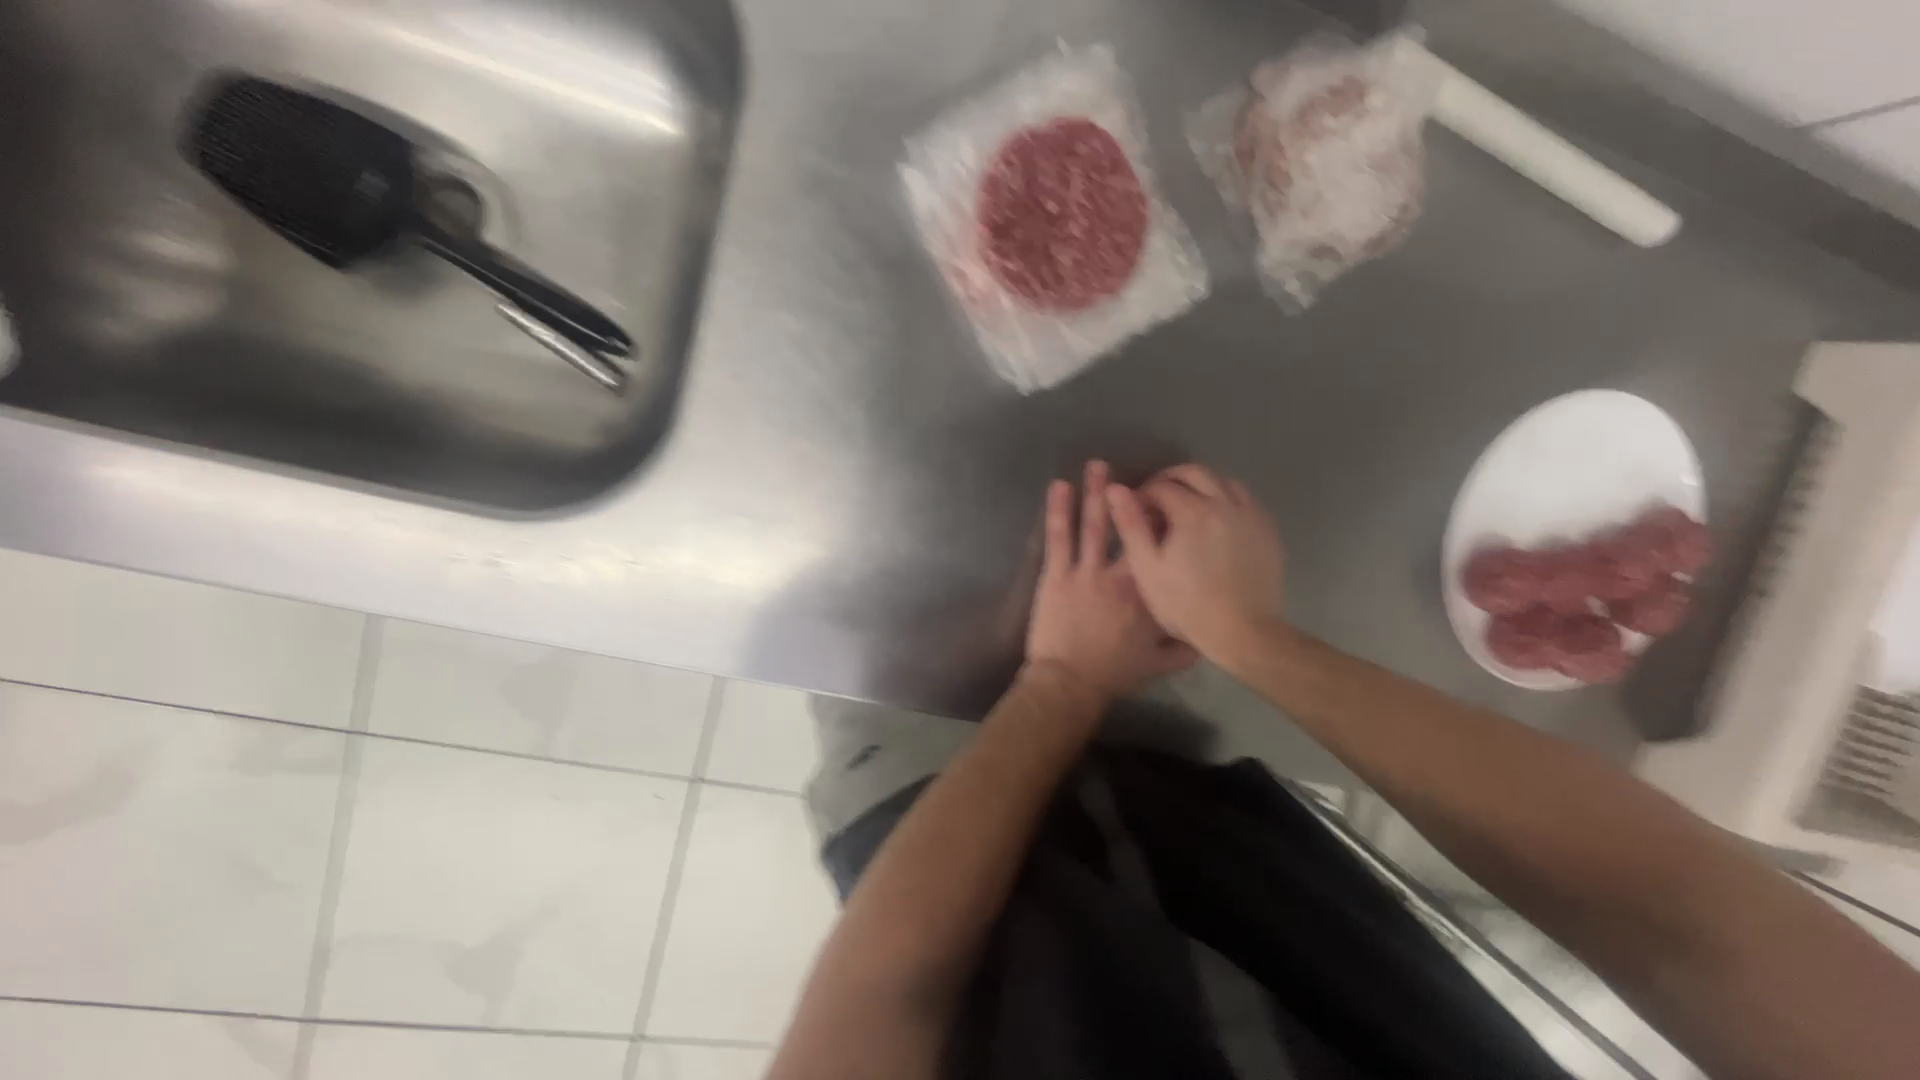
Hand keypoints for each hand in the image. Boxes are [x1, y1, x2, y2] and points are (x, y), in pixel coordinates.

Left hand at [1025, 461, 1199, 704]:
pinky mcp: (1057, 574)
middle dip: (1139, 500)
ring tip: (1099, 464)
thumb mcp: (1158, 665)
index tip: (1175, 505)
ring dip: (1096, 493)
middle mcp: (1122, 575)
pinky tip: (1060, 485)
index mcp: (1150, 594)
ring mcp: (1087, 572)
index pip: (1163, 553)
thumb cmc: (1114, 674)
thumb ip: (1183, 649)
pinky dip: (1059, 510)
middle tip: (1143, 473)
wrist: (1070, 682)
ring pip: (1095, 525)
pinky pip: (1059, 537)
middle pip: (1134, 530)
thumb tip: (1203, 639)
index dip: (1169, 527)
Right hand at [1106, 464, 1286, 660]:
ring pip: (1225, 482)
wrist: (1242, 631)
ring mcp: (1251, 516)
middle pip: (1196, 473)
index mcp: (1193, 511)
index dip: (1143, 494)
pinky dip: (1227, 501)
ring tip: (1189, 508)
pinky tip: (1218, 525)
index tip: (1135, 511)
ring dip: (1202, 486)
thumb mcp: (1147, 568)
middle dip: (1172, 479)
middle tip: (1157, 499)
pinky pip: (1246, 502)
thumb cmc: (1186, 604)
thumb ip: (1131, 525)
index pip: (1162, 486)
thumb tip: (1116, 489)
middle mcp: (1225, 503)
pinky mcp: (1268, 531)